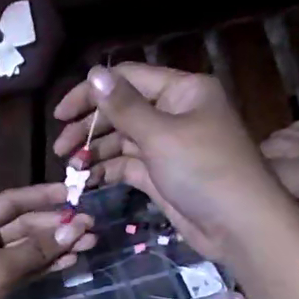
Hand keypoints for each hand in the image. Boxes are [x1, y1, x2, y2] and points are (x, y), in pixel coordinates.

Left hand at [0, 183, 94, 298]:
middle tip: (90, 226)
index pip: (10, 202)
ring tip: (89, 243)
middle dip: (55, 226)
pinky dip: (46, 265)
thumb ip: (38, 249)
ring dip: (56, 246)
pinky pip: (25, 268)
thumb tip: (76, 229)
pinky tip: (69, 260)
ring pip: (27, 249)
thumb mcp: (1, 269)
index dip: (42, 196)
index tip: (73, 194)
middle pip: (22, 226)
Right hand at [52, 63, 298, 262]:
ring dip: (95, 153)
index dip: (91, 93)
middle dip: (89, 128)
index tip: (60, 115)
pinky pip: (128, 166)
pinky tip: (86, 181)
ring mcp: (168, 146)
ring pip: (122, 141)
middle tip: (61, 150)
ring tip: (71, 170)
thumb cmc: (205, 170)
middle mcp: (174, 113)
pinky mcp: (162, 176)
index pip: (128, 79)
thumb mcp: (161, 135)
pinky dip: (107, 171)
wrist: (239, 225)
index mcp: (181, 91)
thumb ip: (124, 107)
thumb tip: (94, 74)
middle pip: (122, 111)